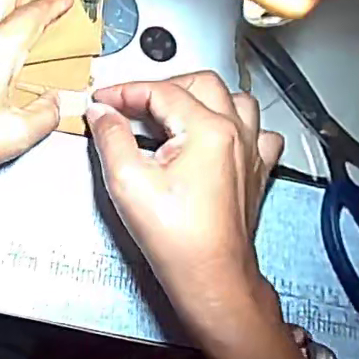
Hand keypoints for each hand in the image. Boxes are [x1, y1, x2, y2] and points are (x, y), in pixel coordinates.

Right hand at [86, 72, 285, 331]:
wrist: (209, 275)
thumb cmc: (176, 237)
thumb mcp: (127, 180)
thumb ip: (111, 137)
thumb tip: (102, 112)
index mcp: (208, 130)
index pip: (160, 91)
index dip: (124, 91)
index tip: (102, 100)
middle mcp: (236, 134)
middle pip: (200, 83)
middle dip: (160, 87)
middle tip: (129, 102)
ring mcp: (251, 152)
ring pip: (233, 100)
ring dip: (198, 98)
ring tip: (169, 111)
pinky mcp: (255, 171)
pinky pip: (256, 131)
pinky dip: (233, 123)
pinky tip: (213, 136)